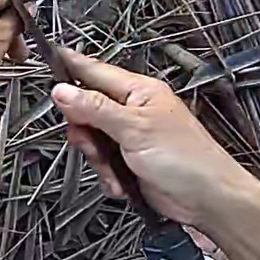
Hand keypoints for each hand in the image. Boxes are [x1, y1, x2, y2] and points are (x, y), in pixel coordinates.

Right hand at [48, 49, 259, 229]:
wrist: (208, 199)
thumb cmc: (189, 159)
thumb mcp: (134, 128)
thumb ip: (95, 108)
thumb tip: (63, 91)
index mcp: (139, 91)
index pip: (95, 71)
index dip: (72, 68)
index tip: (51, 60)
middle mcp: (135, 109)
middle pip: (87, 109)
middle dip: (84, 130)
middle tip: (91, 142)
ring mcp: (132, 135)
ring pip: (93, 138)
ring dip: (97, 157)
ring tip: (111, 166)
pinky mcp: (131, 159)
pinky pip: (104, 161)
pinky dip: (107, 173)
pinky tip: (120, 180)